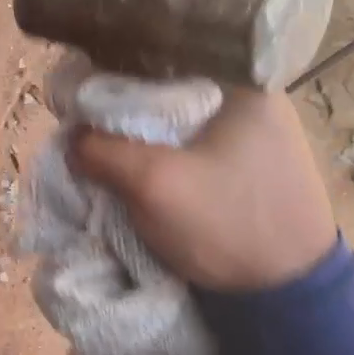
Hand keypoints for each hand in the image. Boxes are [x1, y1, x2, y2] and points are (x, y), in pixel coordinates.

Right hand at [70, 91, 337, 292]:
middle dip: (122, 119)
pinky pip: (187, 150)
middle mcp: (252, 99)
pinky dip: (159, 161)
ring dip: (138, 144)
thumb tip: (70, 139)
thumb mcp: (151, 183)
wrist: (282, 292)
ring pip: (174, 125)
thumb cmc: (225, 224)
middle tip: (89, 142)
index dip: (112, 84)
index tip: (80, 113)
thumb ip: (101, 150)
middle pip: (165, 95)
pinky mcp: (246, 167)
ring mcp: (252, 135)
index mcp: (243, 84)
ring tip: (108, 161)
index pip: (160, 62)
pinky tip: (140, 178)